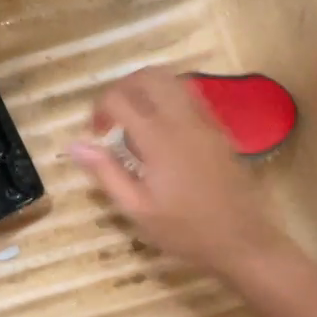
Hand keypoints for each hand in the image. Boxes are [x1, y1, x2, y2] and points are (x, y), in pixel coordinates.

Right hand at [68, 69, 294, 280]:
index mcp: (158, 139)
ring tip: (134, 118)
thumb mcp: (137, 209)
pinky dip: (169, 98)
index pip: (119, 98)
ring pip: (173, 80)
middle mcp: (182, 120)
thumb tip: (75, 145)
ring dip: (147, 89)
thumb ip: (106, 172)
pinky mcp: (218, 129)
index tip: (94, 134)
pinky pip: (191, 96)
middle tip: (111, 117)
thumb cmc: (184, 231)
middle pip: (148, 77)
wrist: (241, 240)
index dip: (99, 109)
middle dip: (122, 88)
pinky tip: (162, 128)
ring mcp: (205, 122)